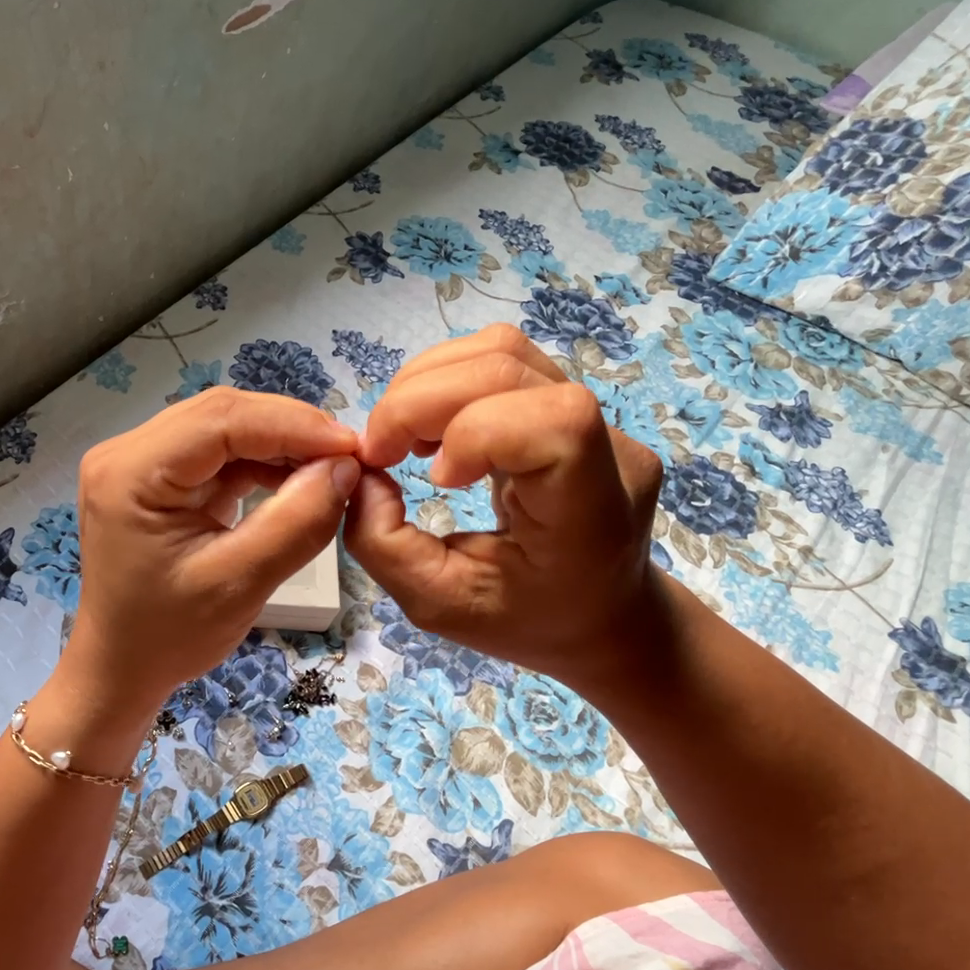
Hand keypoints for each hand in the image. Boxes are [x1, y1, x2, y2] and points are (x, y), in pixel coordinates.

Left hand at [64, 387, 359, 722]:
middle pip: (220, 415)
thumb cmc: (169, 636)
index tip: (353, 447)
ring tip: (332, 471)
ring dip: (279, 446)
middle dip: (289, 430)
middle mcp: (126, 453)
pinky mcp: (157, 479)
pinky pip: (217, 455)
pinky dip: (260, 464)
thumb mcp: (239, 583)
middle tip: (350, 458)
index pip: (220, 420)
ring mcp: (139, 463)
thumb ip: (296, 521)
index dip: (293, 425)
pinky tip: (298, 481)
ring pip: (222, 430)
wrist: (121, 669)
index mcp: (131, 472)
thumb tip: (346, 467)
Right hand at [344, 324, 663, 684]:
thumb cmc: (527, 620)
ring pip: (500, 349)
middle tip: (381, 451)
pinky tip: (432, 430)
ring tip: (404, 438)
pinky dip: (444, 382)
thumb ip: (383, 544)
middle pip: (506, 367)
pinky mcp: (573, 402)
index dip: (473, 431)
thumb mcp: (437, 605)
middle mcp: (609, 448)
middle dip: (418, 400)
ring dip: (426, 383)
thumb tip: (360, 474)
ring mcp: (599, 416)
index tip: (431, 478)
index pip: (553, 421)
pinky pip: (502, 361)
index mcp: (589, 512)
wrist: (604, 616)